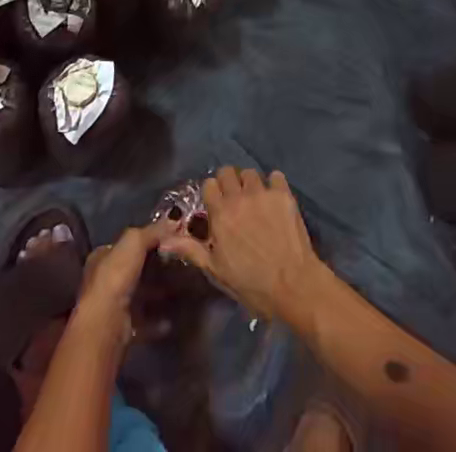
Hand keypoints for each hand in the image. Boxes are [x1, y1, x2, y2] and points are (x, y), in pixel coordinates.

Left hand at [73, 220, 172, 339]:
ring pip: (140, 294)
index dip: (146, 240)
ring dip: (159, 292)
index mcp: (101, 257)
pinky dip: (158, 318)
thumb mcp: (134, 241)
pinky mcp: (122, 327)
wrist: (107, 323)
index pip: (125, 244)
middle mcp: (103, 280)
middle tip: (179, 264)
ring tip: (182, 287)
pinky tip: (173, 315)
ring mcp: (112, 305)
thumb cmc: (116, 275)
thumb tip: (174, 221)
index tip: (169, 240)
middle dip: (156, 268)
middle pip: (134, 269)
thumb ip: (152, 231)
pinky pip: (145, 319)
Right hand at [160, 168, 330, 323]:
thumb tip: (163, 241)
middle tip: (234, 199)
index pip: (209, 185)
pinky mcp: (284, 195)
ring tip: (254, 199)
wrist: (292, 284)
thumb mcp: (216, 270)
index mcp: (220, 214)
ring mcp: (263, 194)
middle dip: (228, 182)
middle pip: (227, 172)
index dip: (212, 193)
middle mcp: (239, 197)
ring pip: (250, 173)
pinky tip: (274, 198)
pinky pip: (275, 176)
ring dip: (249, 182)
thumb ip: (191, 249)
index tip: (216, 204)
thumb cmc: (250, 282)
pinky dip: (273, 183)